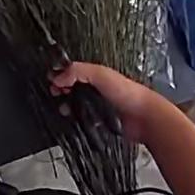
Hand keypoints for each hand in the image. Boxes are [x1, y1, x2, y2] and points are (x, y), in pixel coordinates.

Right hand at [51, 62, 182, 145]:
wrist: (144, 117)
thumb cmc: (127, 92)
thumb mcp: (100, 74)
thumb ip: (78, 71)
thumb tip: (58, 76)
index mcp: (96, 75)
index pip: (72, 72)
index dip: (60, 74)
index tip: (51, 80)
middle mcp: (96, 89)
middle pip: (72, 88)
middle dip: (61, 90)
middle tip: (54, 93)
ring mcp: (98, 106)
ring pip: (76, 105)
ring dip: (67, 106)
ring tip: (63, 109)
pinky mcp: (99, 122)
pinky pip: (83, 120)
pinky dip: (76, 120)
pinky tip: (72, 120)